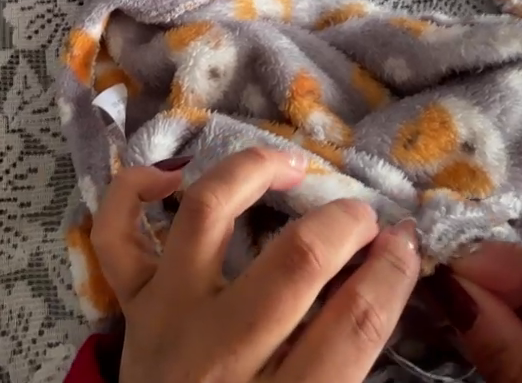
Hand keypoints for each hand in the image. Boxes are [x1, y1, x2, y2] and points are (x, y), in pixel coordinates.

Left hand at [91, 147, 421, 382]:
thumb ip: (343, 356)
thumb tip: (382, 271)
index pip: (351, 327)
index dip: (390, 275)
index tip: (405, 241)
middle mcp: (216, 355)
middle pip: (291, 265)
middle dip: (340, 226)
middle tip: (362, 213)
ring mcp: (163, 320)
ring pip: (205, 216)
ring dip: (253, 174)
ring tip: (290, 165)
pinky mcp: (127, 306)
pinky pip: (116, 232)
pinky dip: (136, 188)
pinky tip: (177, 174)